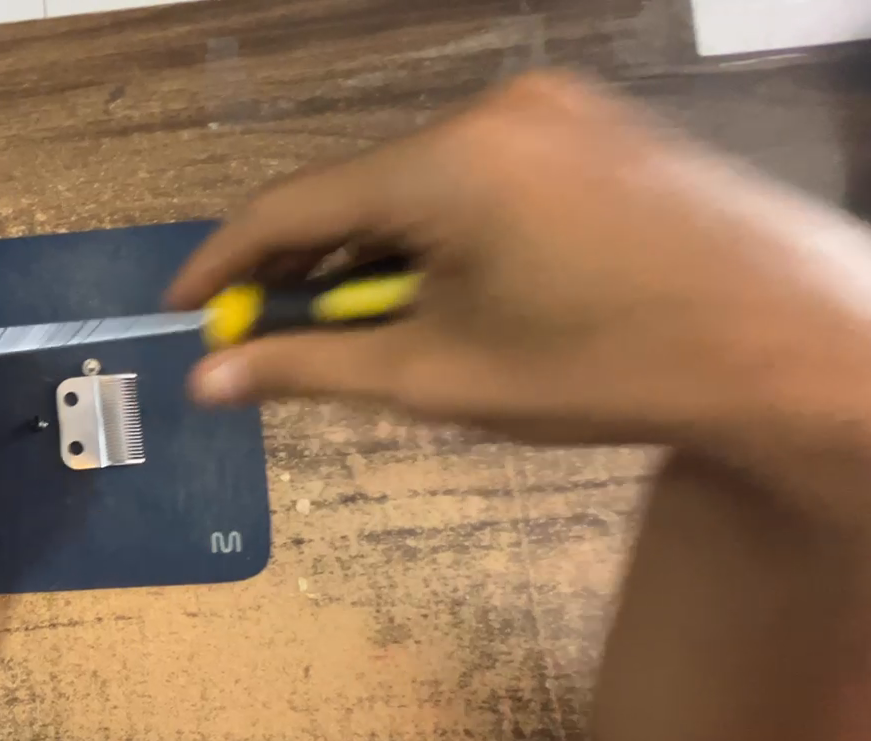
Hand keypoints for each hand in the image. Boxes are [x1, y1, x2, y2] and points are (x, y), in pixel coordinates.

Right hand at [168, 70, 870, 521]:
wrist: (809, 348)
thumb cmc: (601, 368)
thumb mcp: (426, 377)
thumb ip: (299, 368)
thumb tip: (202, 382)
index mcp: (444, 165)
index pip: (284, 210)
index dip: (217, 265)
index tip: (176, 310)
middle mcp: (486, 115)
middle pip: (337, 195)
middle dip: (282, 270)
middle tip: (248, 331)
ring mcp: (539, 115)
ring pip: (391, 191)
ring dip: (343, 260)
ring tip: (329, 325)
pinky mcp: (574, 132)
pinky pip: (449, 183)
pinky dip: (404, 241)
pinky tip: (403, 292)